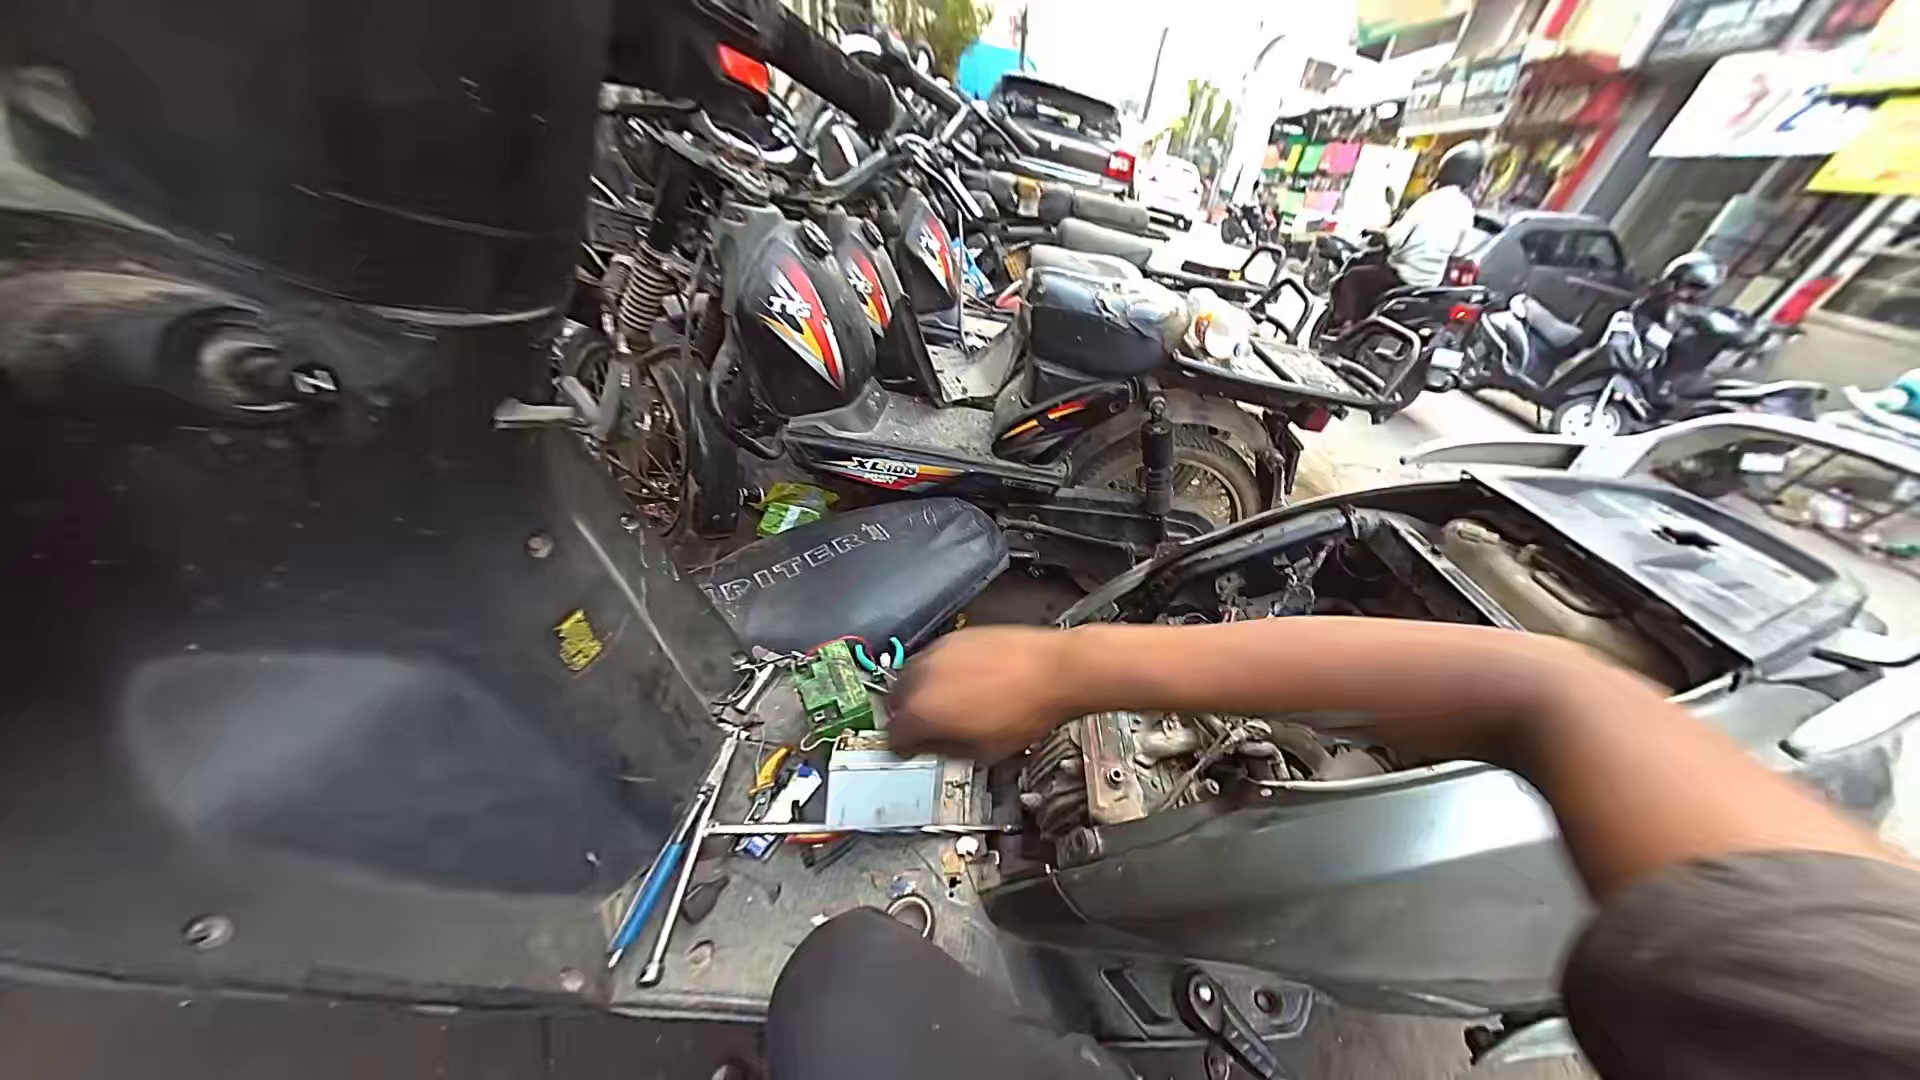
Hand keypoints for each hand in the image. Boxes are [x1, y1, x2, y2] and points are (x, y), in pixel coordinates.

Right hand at [888, 626, 1082, 760]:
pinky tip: (959, 680)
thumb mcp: (982, 750)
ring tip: (943, 702)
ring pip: (911, 674)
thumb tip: (932, 746)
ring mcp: (939, 652)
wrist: (1055, 670)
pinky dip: (937, 670)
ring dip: (919, 690)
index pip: (893, 734)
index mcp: (924, 711)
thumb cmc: (1028, 709)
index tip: (911, 746)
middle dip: (906, 715)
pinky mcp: (955, 637)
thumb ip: (944, 749)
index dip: (903, 745)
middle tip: (924, 726)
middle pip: (895, 700)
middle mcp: (924, 677)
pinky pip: (933, 656)